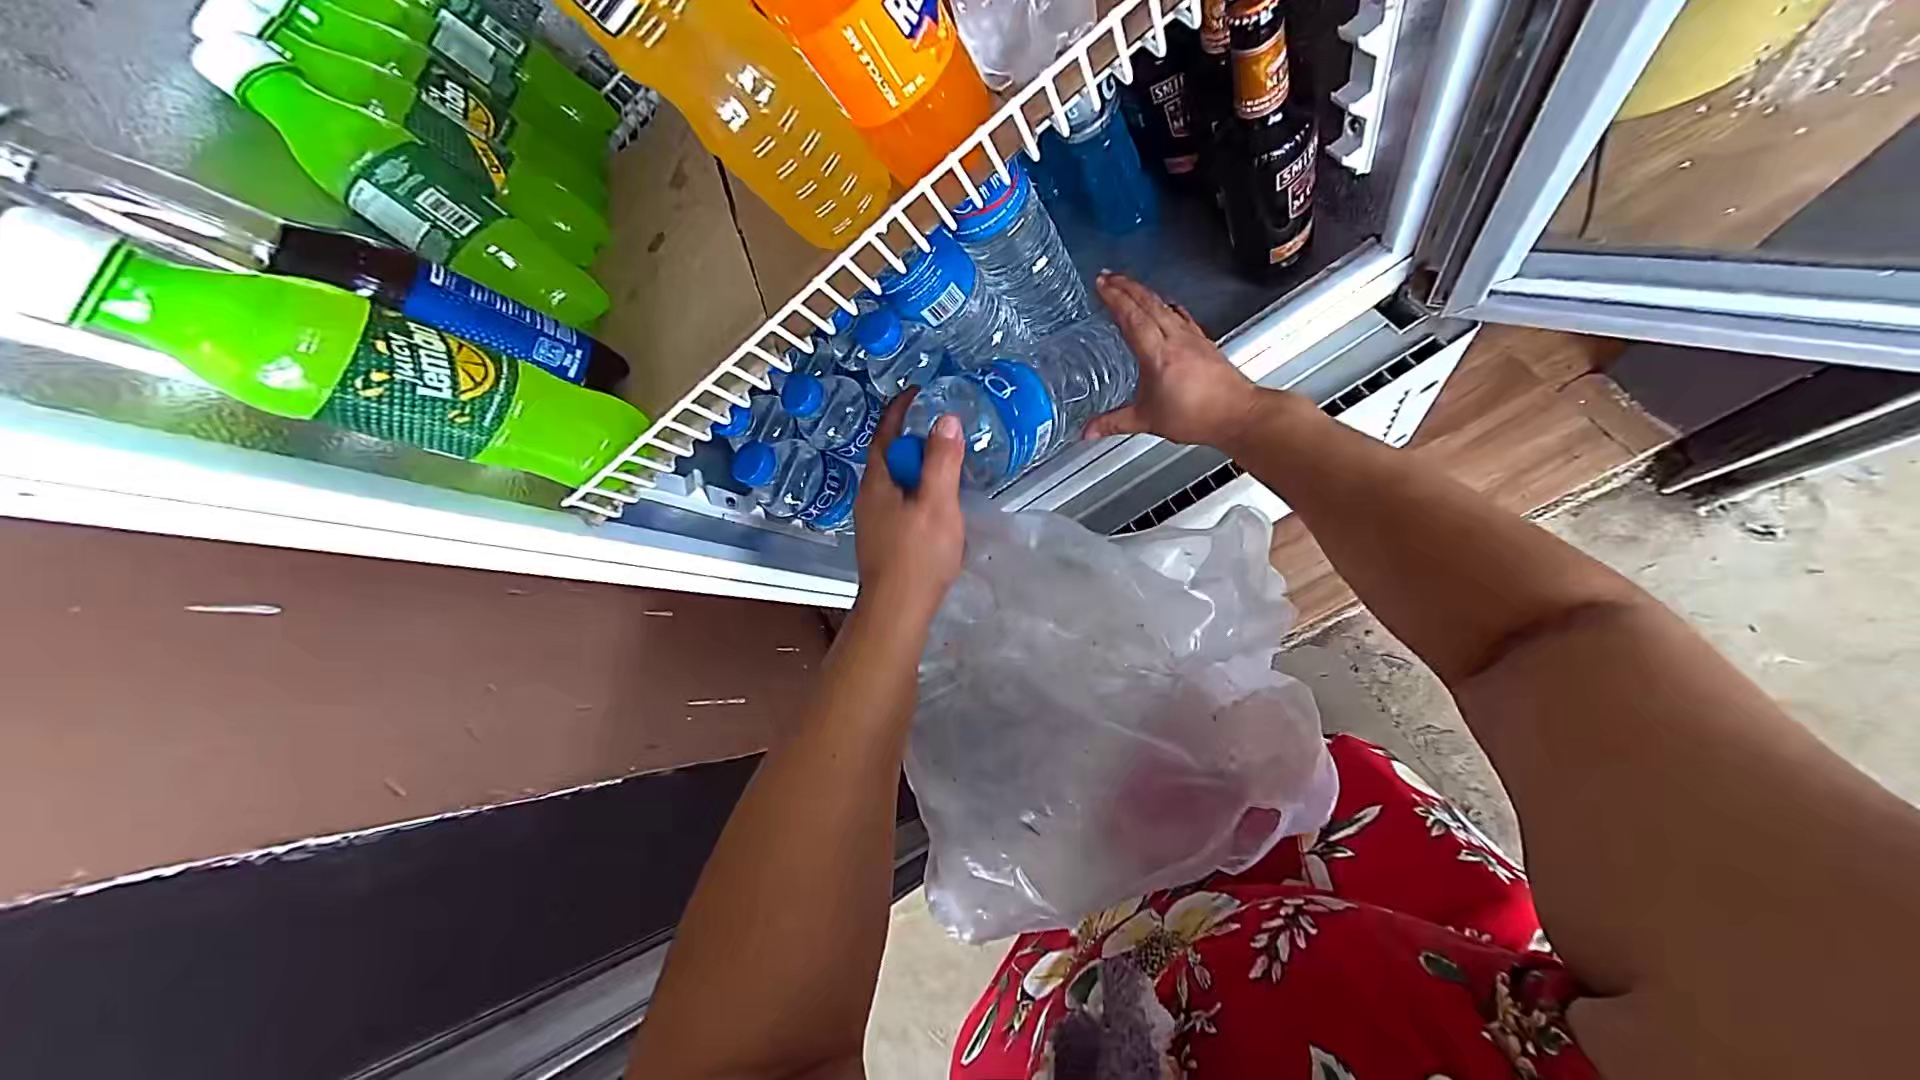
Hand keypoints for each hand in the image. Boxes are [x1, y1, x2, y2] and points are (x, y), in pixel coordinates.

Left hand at [853, 390, 964, 619]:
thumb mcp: (937, 504)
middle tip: (943, 433)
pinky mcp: (883, 540)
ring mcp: (873, 521)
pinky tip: (937, 507)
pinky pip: (900, 503)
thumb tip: (945, 419)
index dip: (901, 410)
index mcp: (877, 483)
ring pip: (896, 483)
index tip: (919, 392)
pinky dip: (918, 493)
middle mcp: (868, 498)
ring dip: (917, 469)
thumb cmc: (917, 556)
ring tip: (946, 468)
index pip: (885, 434)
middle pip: (889, 457)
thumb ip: (942, 461)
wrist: (897, 611)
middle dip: (913, 440)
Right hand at [1086, 272, 1264, 447]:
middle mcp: (1176, 339)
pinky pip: (1182, 316)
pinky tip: (1167, 307)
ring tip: (1131, 286)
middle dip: (1126, 286)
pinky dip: (1167, 307)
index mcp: (1158, 354)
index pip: (1132, 317)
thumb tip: (1089, 431)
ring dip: (1145, 292)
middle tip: (1109, 277)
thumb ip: (1114, 423)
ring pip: (1164, 306)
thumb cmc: (1199, 415)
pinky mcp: (1204, 343)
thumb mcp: (1147, 420)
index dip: (1115, 298)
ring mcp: (1192, 338)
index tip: (1101, 284)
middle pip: (1148, 303)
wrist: (1236, 414)